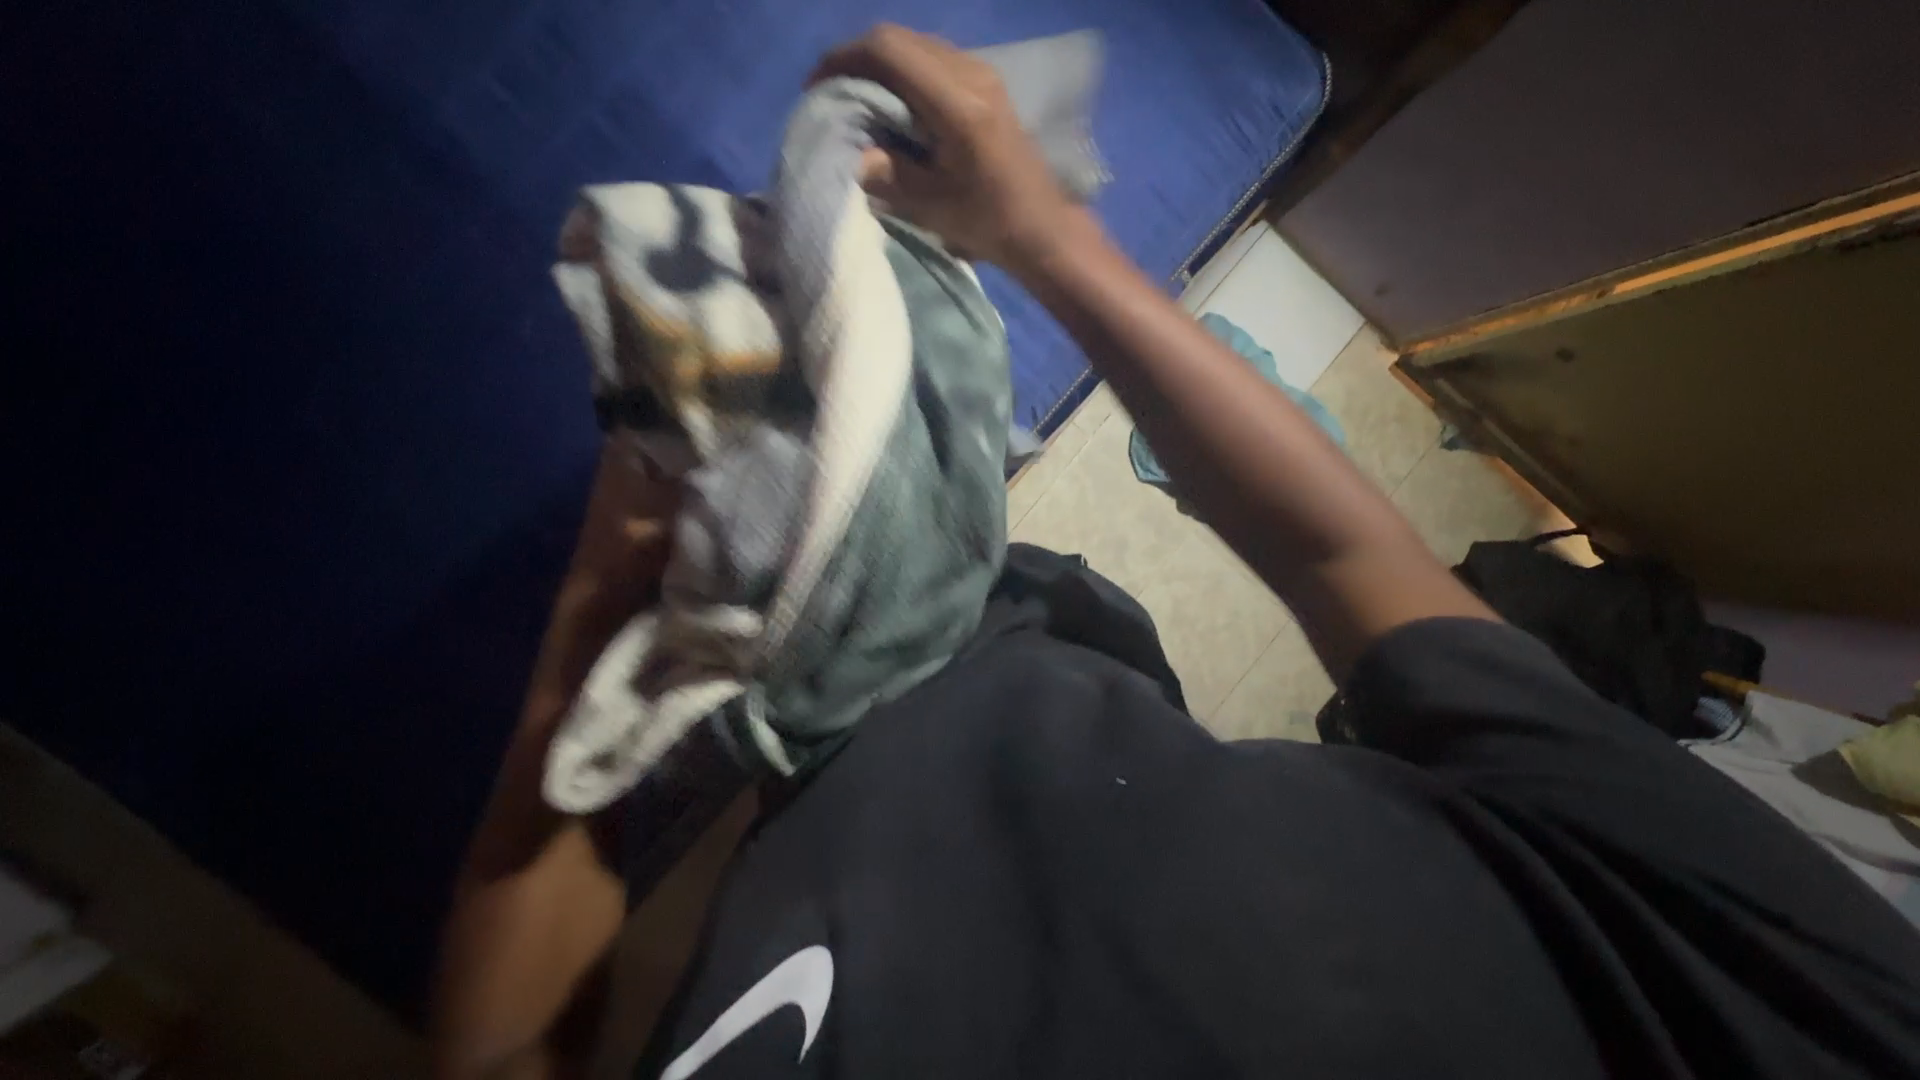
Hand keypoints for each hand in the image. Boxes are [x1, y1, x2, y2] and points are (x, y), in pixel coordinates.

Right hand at [810, 24, 1092, 268]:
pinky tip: (893, 105)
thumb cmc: (989, 222)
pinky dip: (905, 73)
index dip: (844, 59)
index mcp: (956, 103)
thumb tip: (851, 154)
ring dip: (881, 65)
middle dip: (858, 60)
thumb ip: (888, 173)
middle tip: (832, 93)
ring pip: (917, 46)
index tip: (818, 88)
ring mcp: (983, 75)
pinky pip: (935, 61)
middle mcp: (971, 74)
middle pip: (900, 39)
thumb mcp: (931, 205)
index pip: (889, 51)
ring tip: (857, 99)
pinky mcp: (987, 85)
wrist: (1041, 227)